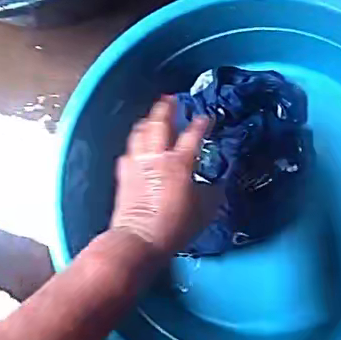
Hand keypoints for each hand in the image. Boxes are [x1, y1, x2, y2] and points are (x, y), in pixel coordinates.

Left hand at [109, 97, 214, 256]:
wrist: (138, 240)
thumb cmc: (175, 226)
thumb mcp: (205, 210)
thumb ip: (212, 191)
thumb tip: (216, 183)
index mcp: (180, 163)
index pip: (194, 134)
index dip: (202, 123)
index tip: (207, 117)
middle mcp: (157, 156)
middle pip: (160, 122)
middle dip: (167, 108)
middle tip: (172, 99)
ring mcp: (138, 162)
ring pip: (141, 131)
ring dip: (148, 120)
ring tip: (153, 116)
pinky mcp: (124, 173)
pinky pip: (130, 149)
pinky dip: (137, 142)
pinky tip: (139, 145)